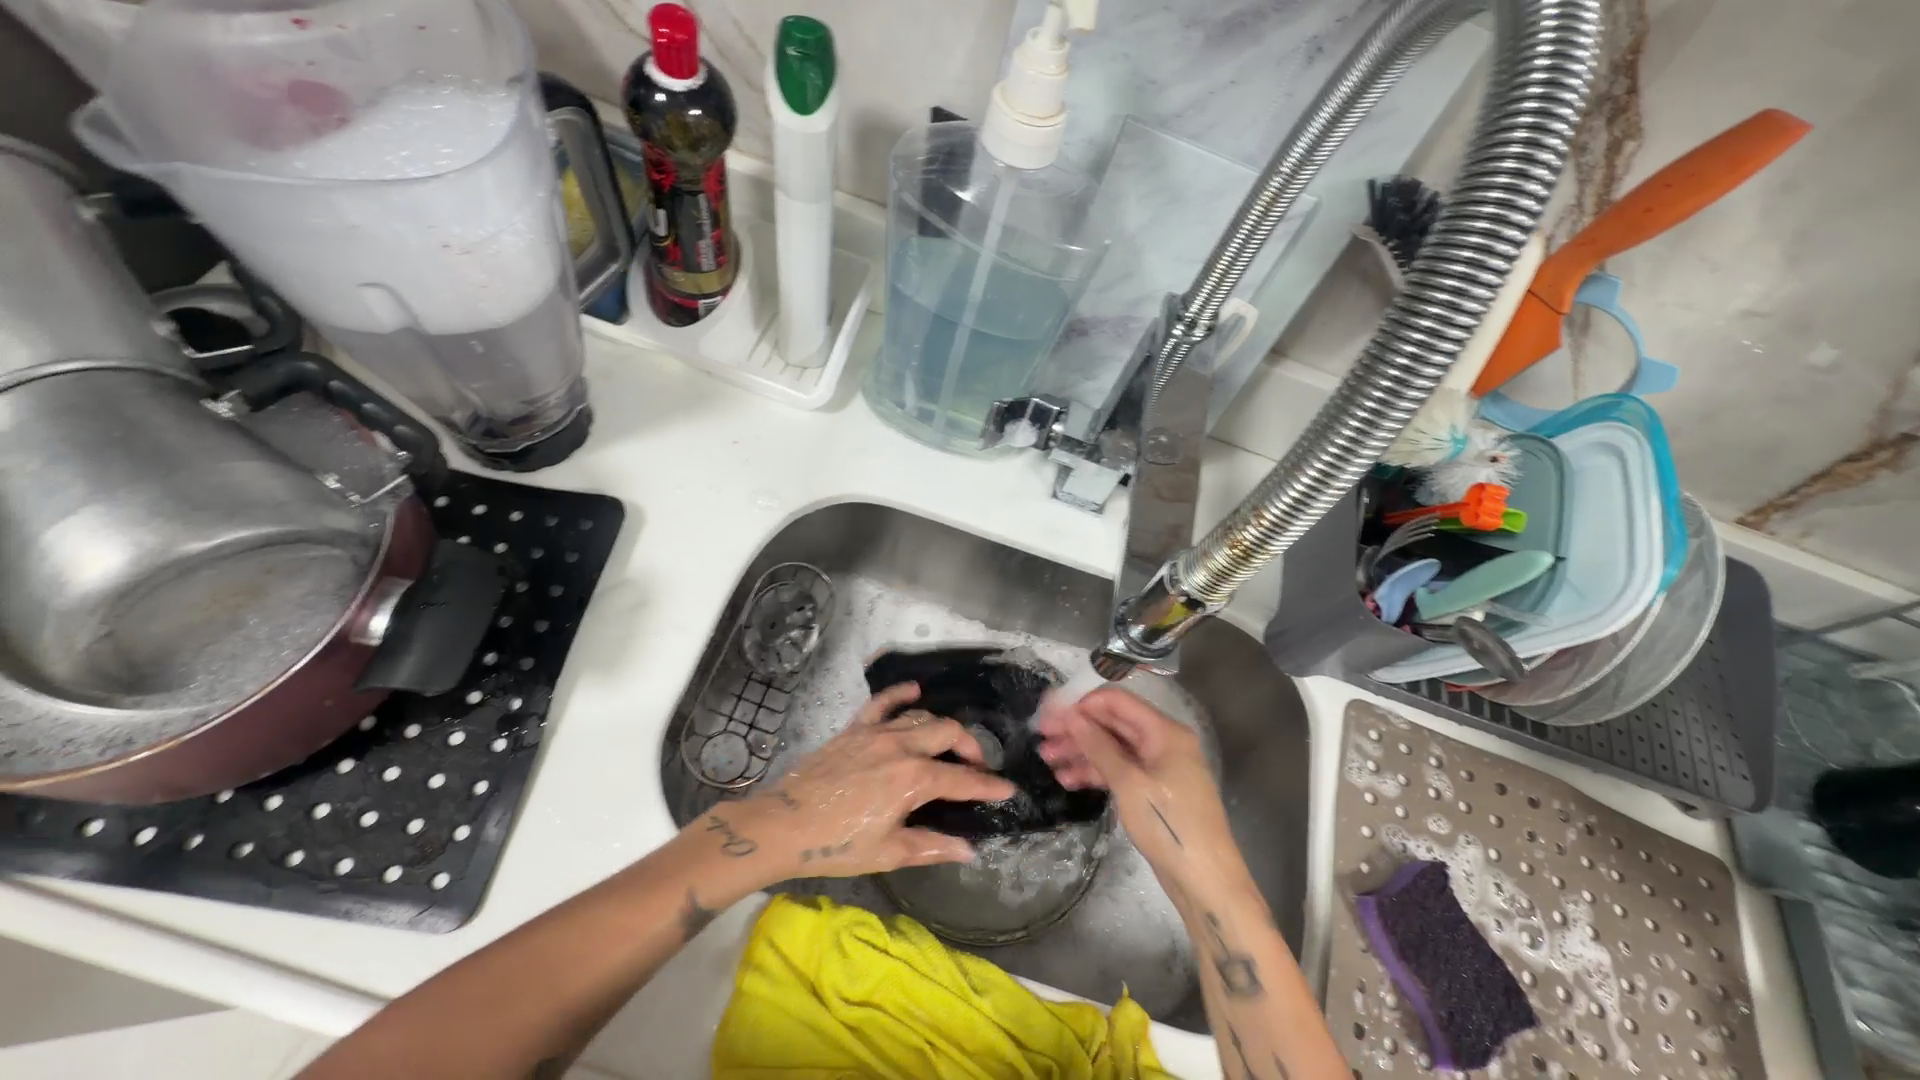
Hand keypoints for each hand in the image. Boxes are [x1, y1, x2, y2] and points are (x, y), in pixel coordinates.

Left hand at [698, 683, 1016, 882]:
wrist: (783, 826)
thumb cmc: (837, 846)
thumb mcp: (889, 852)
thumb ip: (933, 846)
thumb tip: (968, 850)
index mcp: (913, 779)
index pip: (963, 779)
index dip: (989, 785)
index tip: (1007, 790)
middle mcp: (900, 747)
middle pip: (949, 732)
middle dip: (971, 748)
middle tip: (977, 768)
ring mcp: (875, 733)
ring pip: (922, 717)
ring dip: (943, 728)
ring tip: (950, 745)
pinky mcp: (853, 730)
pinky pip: (882, 703)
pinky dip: (901, 694)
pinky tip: (915, 691)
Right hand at [1036, 686, 1232, 882]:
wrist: (1204, 878)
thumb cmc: (1168, 824)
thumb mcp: (1129, 784)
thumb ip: (1099, 746)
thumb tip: (1071, 716)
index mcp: (1165, 732)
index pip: (1117, 702)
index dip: (1082, 704)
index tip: (1049, 714)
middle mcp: (1162, 743)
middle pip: (1113, 724)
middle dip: (1077, 729)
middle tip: (1042, 738)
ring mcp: (1158, 767)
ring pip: (1113, 749)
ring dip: (1081, 752)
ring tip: (1047, 760)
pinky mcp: (1152, 790)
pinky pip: (1119, 771)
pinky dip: (1095, 773)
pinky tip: (1068, 780)